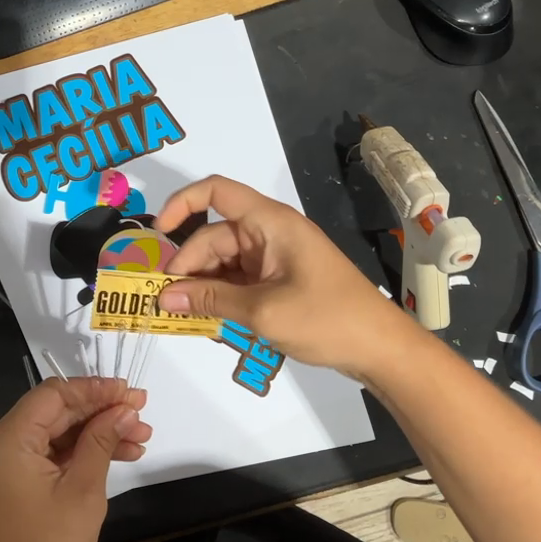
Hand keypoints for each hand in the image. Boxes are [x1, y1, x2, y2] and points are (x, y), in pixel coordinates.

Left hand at [0, 377, 151, 541]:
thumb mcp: (84, 489)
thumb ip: (102, 441)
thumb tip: (125, 409)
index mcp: (9, 436)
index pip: (55, 394)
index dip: (94, 389)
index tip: (129, 392)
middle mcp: (2, 436)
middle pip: (58, 409)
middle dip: (102, 410)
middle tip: (142, 411)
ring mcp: (9, 453)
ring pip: (60, 427)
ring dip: (99, 429)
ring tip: (142, 436)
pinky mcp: (18, 469)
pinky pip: (54, 446)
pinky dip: (84, 448)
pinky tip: (123, 451)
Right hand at [154, 175, 419, 375]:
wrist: (382, 349)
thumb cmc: (327, 319)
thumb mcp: (262, 312)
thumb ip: (209, 301)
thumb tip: (162, 298)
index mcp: (270, 223)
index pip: (216, 191)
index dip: (181, 203)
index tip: (158, 235)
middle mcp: (268, 233)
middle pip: (213, 237)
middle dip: (187, 266)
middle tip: (165, 300)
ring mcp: (273, 258)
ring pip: (221, 262)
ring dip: (202, 285)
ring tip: (183, 316)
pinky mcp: (277, 281)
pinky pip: (237, 280)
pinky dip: (220, 297)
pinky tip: (207, 320)